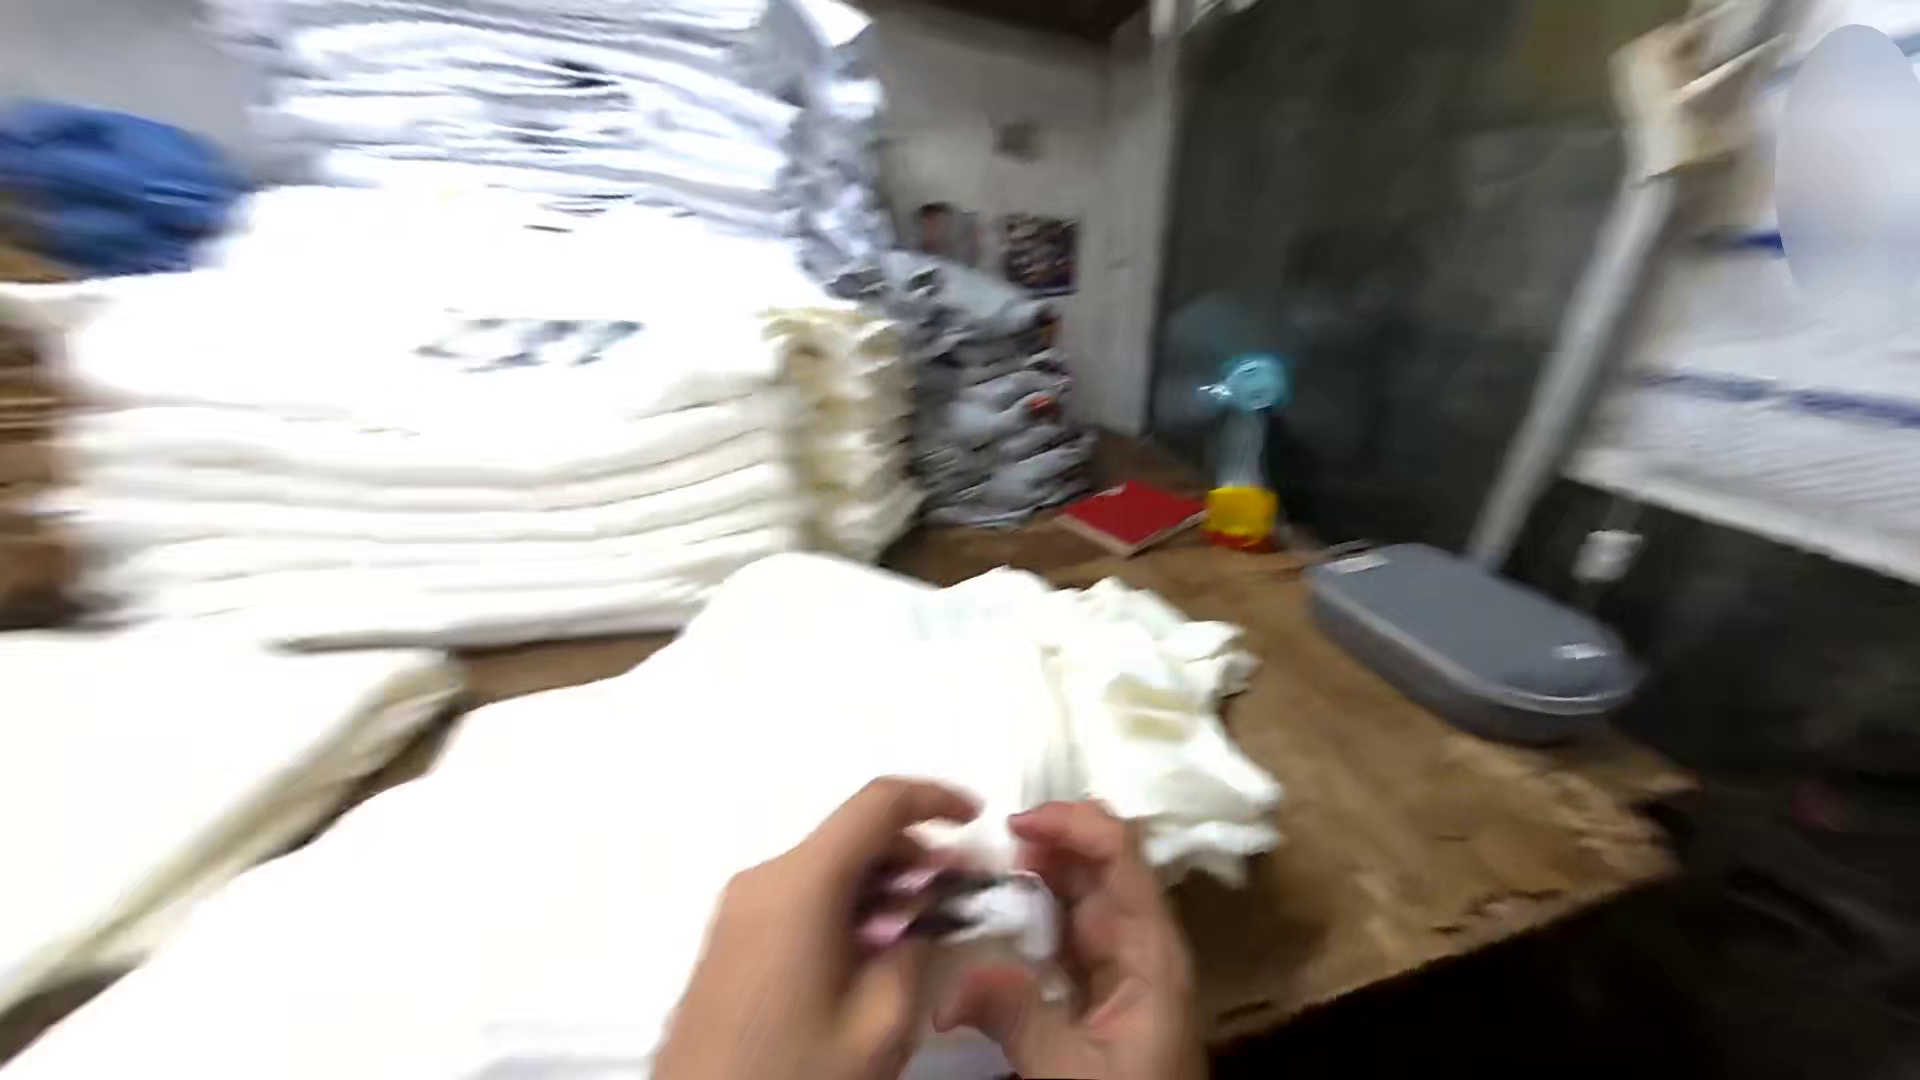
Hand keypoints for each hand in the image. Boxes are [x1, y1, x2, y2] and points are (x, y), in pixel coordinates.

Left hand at [656, 778, 980, 1079]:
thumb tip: (923, 910)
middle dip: (913, 853)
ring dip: (883, 881)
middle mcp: (766, 876)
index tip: (976, 819)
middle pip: (855, 834)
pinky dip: (849, 902)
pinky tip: (870, 952)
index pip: (880, 803)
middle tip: (955, 895)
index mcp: (802, 883)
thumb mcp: (880, 1027)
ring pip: (831, 864)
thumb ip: (916, 948)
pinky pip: (804, 893)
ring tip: (916, 932)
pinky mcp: (732, 935)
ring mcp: (742, 905)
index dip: (935, 798)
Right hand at [934, 802, 1206, 1079]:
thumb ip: (1015, 1020)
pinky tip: (1009, 898)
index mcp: (1149, 946)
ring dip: (1043, 861)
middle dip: (1052, 835)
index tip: (1017, 824)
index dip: (1074, 823)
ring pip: (1084, 879)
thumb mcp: (1070, 1074)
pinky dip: (1038, 895)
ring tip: (997, 863)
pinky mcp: (1099, 967)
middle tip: (998, 842)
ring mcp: (1120, 949)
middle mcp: (1138, 933)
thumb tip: (947, 990)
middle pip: (1103, 856)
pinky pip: (1070, 912)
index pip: (1122, 854)